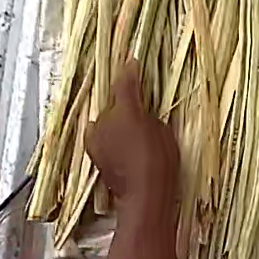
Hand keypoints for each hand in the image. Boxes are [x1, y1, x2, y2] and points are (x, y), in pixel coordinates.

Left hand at [87, 59, 179, 220]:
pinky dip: (109, 137)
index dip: (130, 72)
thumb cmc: (161, 163)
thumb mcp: (165, 133)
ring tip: (131, 134)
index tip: (133, 63)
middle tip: (140, 113)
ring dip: (116, 123)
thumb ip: (150, 118)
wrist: (144, 196)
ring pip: (106, 121)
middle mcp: (105, 119)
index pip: (126, 83)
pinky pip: (101, 137)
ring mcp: (96, 137)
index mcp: (126, 110)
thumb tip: (142, 115)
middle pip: (114, 104)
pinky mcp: (93, 154)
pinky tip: (120, 146)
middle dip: (124, 105)